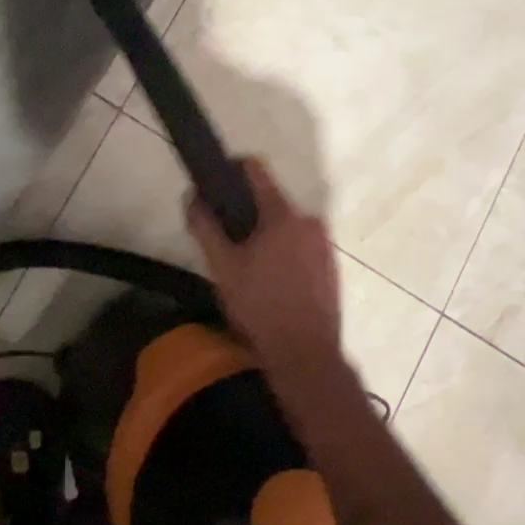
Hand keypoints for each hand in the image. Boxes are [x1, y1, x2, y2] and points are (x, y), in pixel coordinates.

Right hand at [187, 157, 341, 362]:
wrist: (306, 356)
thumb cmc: (260, 307)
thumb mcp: (222, 267)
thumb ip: (204, 226)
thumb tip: (192, 196)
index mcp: (282, 214)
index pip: (256, 169)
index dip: (232, 168)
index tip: (215, 181)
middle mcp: (309, 221)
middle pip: (270, 201)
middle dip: (247, 214)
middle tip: (226, 241)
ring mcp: (325, 245)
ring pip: (285, 226)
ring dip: (266, 236)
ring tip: (247, 267)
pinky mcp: (332, 267)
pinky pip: (301, 246)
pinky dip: (284, 254)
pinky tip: (270, 283)